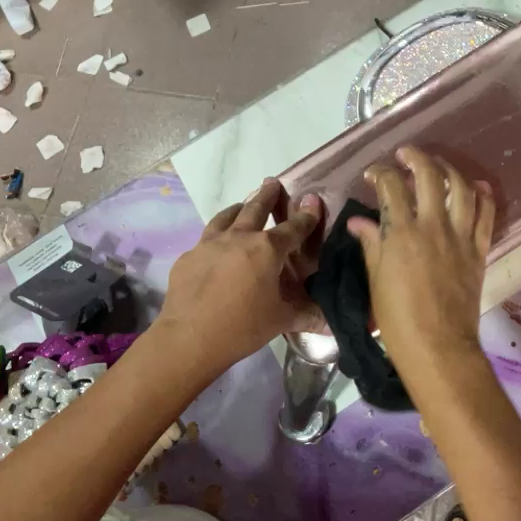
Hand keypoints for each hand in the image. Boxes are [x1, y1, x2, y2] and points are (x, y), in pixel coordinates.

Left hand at [156, 179, 323, 378]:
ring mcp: (209, 244)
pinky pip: (205, 240)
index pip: (293, 227)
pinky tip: (215, 247)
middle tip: (272, 182)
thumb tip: (331, 325)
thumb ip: (306, 316)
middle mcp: (239, 238)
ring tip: (242, 205)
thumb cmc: (242, 327)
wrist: (189, 337)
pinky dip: (215, 237)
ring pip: (226, 217)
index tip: (312, 200)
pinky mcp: (188, 257)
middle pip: (255, 208)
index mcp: (266, 249)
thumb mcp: (280, 321)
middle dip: (267, 195)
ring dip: (237, 208)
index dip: (306, 215)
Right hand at [349, 147, 495, 380]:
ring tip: (437, 165)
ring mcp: (459, 236)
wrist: (438, 347)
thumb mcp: (376, 279)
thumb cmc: (398, 319)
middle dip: (415, 158)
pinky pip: (486, 215)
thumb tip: (360, 221)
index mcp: (401, 233)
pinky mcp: (479, 250)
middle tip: (405, 155)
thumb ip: (371, 244)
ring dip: (448, 170)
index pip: (391, 187)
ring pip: (461, 188)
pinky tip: (477, 185)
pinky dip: (483, 196)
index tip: (373, 174)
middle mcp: (432, 226)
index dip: (380, 174)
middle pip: (428, 176)